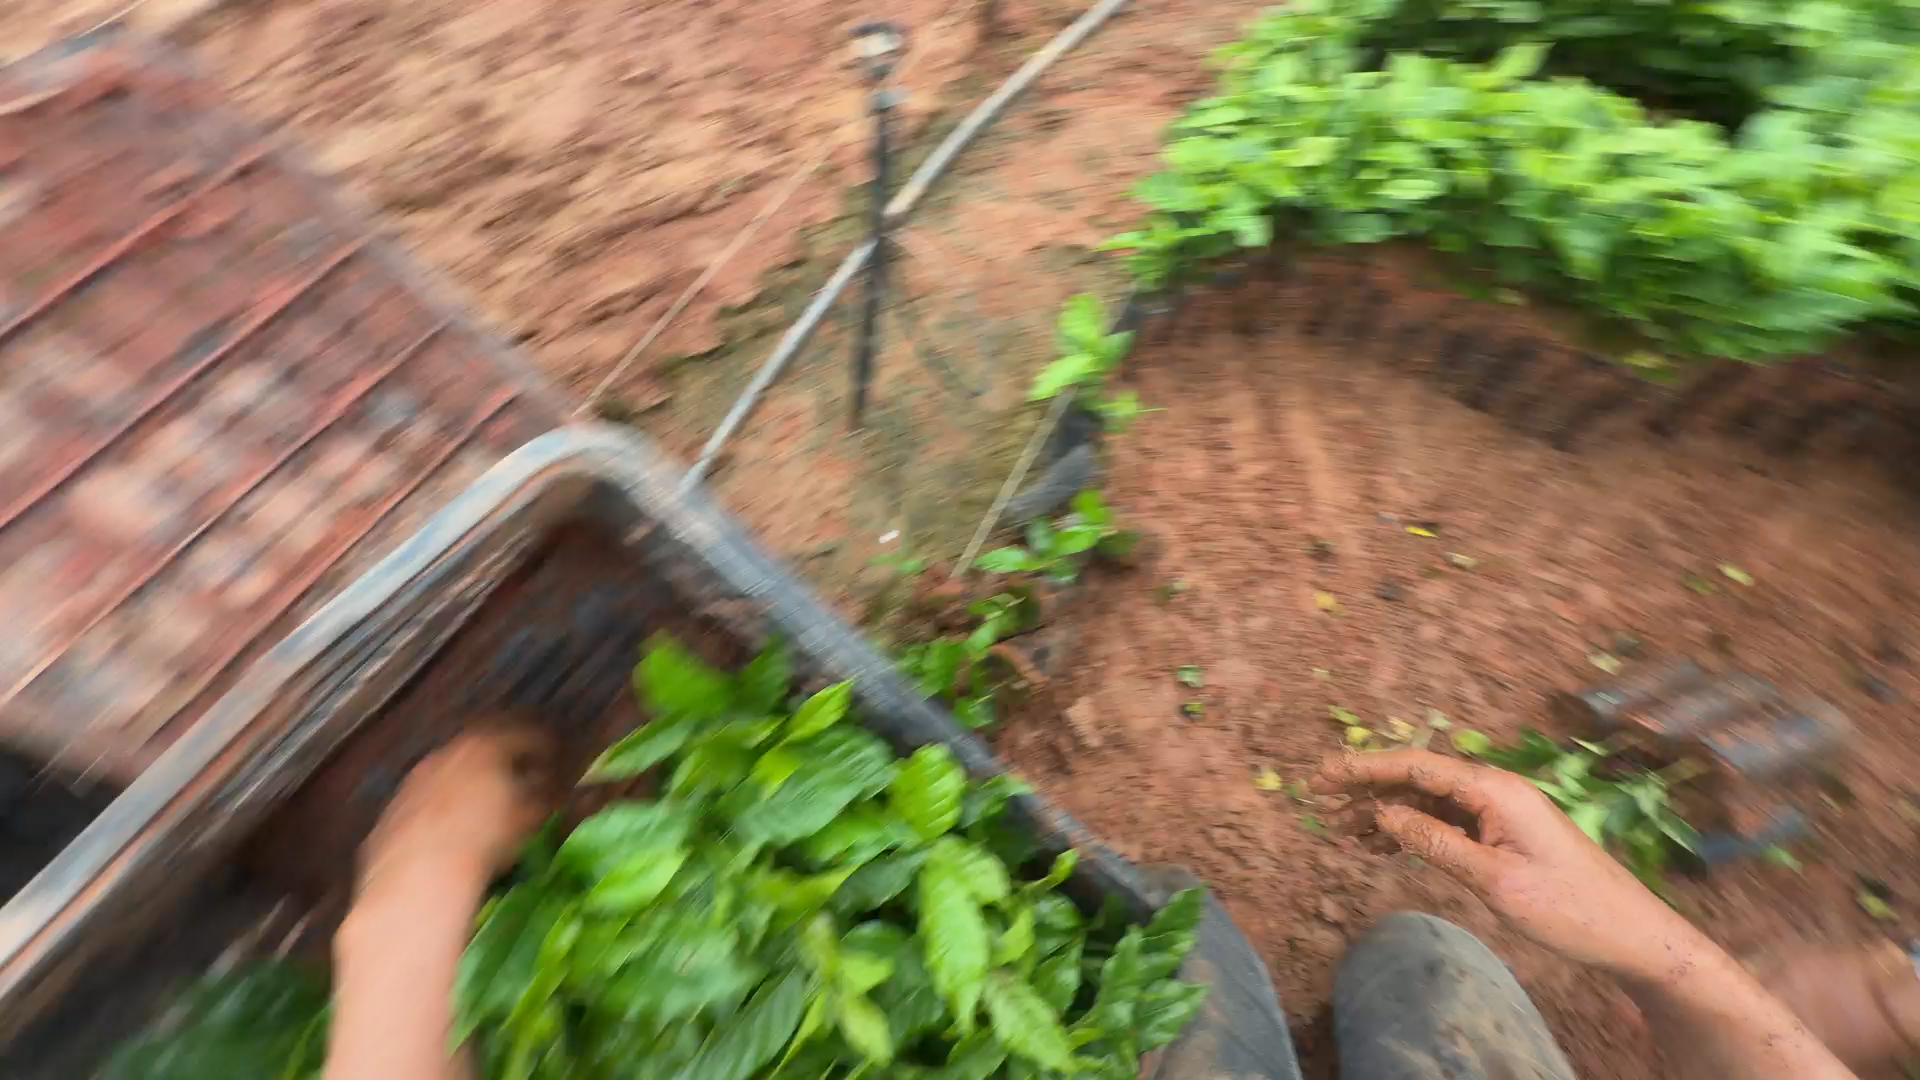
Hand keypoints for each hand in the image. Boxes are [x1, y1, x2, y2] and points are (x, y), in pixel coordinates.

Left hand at [359, 724, 554, 895]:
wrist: (417, 880)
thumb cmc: (486, 839)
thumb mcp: (531, 816)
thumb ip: (547, 796)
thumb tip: (557, 790)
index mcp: (486, 746)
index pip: (524, 735)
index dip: (543, 747)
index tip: (553, 759)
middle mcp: (446, 755)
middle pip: (482, 750)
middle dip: (503, 762)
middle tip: (520, 779)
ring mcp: (413, 784)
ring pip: (449, 775)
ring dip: (469, 785)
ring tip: (485, 809)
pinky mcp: (390, 814)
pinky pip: (424, 803)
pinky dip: (440, 810)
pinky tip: (452, 835)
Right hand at [1314, 750, 1709, 983]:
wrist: (1639, 942)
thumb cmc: (1571, 910)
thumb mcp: (1495, 880)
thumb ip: (1433, 841)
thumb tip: (1380, 813)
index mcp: (1493, 789)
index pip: (1413, 766)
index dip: (1362, 768)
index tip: (1323, 775)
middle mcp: (1491, 790)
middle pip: (1413, 778)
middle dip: (1364, 788)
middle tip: (1320, 801)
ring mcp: (1495, 811)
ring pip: (1423, 800)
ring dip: (1381, 812)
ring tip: (1341, 830)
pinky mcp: (1498, 833)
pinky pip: (1441, 821)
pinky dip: (1407, 830)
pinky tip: (1379, 845)